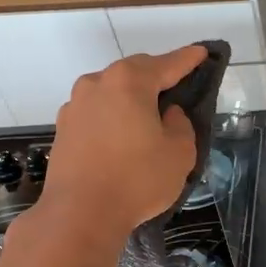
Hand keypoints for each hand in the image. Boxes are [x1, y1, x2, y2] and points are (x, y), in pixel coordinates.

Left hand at [33, 47, 201, 241]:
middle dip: (157, 77)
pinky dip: (113, 118)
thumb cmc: (137, 179)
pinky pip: (97, 113)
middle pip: (134, 73)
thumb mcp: (180, 153)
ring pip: (111, 92)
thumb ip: (180, 125)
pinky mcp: (64, 129)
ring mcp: (75, 106)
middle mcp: (97, 84)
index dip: (188, 59)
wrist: (80, 213)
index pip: (166, 64)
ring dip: (131, 99)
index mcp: (129, 82)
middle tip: (177, 88)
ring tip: (148, 118)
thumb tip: (167, 115)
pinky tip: (123, 138)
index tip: (202, 53)